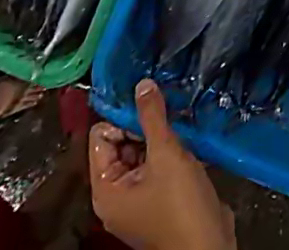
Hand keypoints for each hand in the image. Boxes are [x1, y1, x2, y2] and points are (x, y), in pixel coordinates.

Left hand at [89, 80, 233, 249]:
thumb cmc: (181, 206)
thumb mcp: (166, 155)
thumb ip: (152, 116)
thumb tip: (142, 83)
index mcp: (106, 189)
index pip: (101, 135)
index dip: (122, 118)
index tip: (147, 106)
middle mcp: (117, 195)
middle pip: (121, 142)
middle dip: (144, 125)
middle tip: (166, 110)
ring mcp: (139, 200)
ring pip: (143, 152)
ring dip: (161, 136)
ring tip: (178, 119)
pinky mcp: (161, 201)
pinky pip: (158, 166)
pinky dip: (171, 151)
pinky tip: (188, 136)